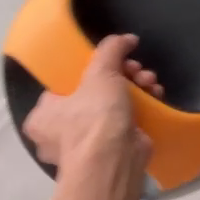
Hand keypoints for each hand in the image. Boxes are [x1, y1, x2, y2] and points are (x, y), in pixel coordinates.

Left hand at [23, 33, 165, 172]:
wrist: (113, 160)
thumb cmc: (94, 116)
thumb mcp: (100, 71)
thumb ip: (111, 49)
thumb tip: (127, 39)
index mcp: (44, 115)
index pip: (65, 82)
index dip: (91, 66)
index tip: (113, 59)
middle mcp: (60, 131)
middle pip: (96, 89)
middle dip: (124, 74)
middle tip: (136, 69)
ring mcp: (87, 141)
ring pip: (114, 101)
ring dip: (138, 85)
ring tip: (150, 82)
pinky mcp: (112, 146)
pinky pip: (127, 117)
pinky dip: (143, 104)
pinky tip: (155, 95)